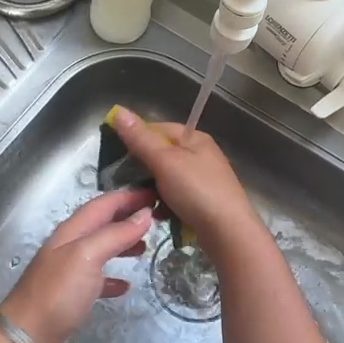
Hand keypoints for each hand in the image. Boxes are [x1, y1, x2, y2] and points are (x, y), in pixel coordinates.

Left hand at [0, 189, 152, 342]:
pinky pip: (97, 279)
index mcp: (72, 231)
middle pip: (103, 223)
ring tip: (145, 247)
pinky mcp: (71, 296)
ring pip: (101, 248)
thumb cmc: (57, 293)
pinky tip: (126, 286)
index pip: (104, 204)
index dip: (129, 196)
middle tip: (156, 218)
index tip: (155, 194)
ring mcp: (69, 271)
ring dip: (123, 244)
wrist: (27, 339)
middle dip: (128, 217)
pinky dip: (113, 277)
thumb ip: (116, 234)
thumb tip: (144, 215)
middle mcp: (70, 246)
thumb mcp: (88, 256)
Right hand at [107, 106, 266, 263]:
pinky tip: (156, 214)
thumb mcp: (165, 161)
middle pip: (162, 154)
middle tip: (123, 181)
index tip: (115, 154)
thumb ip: (140, 138)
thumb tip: (118, 110)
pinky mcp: (202, 201)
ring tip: (138, 199)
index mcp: (195, 138)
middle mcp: (201, 155)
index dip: (136, 137)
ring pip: (167, 178)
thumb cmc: (196, 190)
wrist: (228, 232)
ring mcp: (203, 179)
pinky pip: (176, 196)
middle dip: (142, 167)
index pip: (159, 128)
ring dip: (152, 188)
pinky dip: (164, 203)